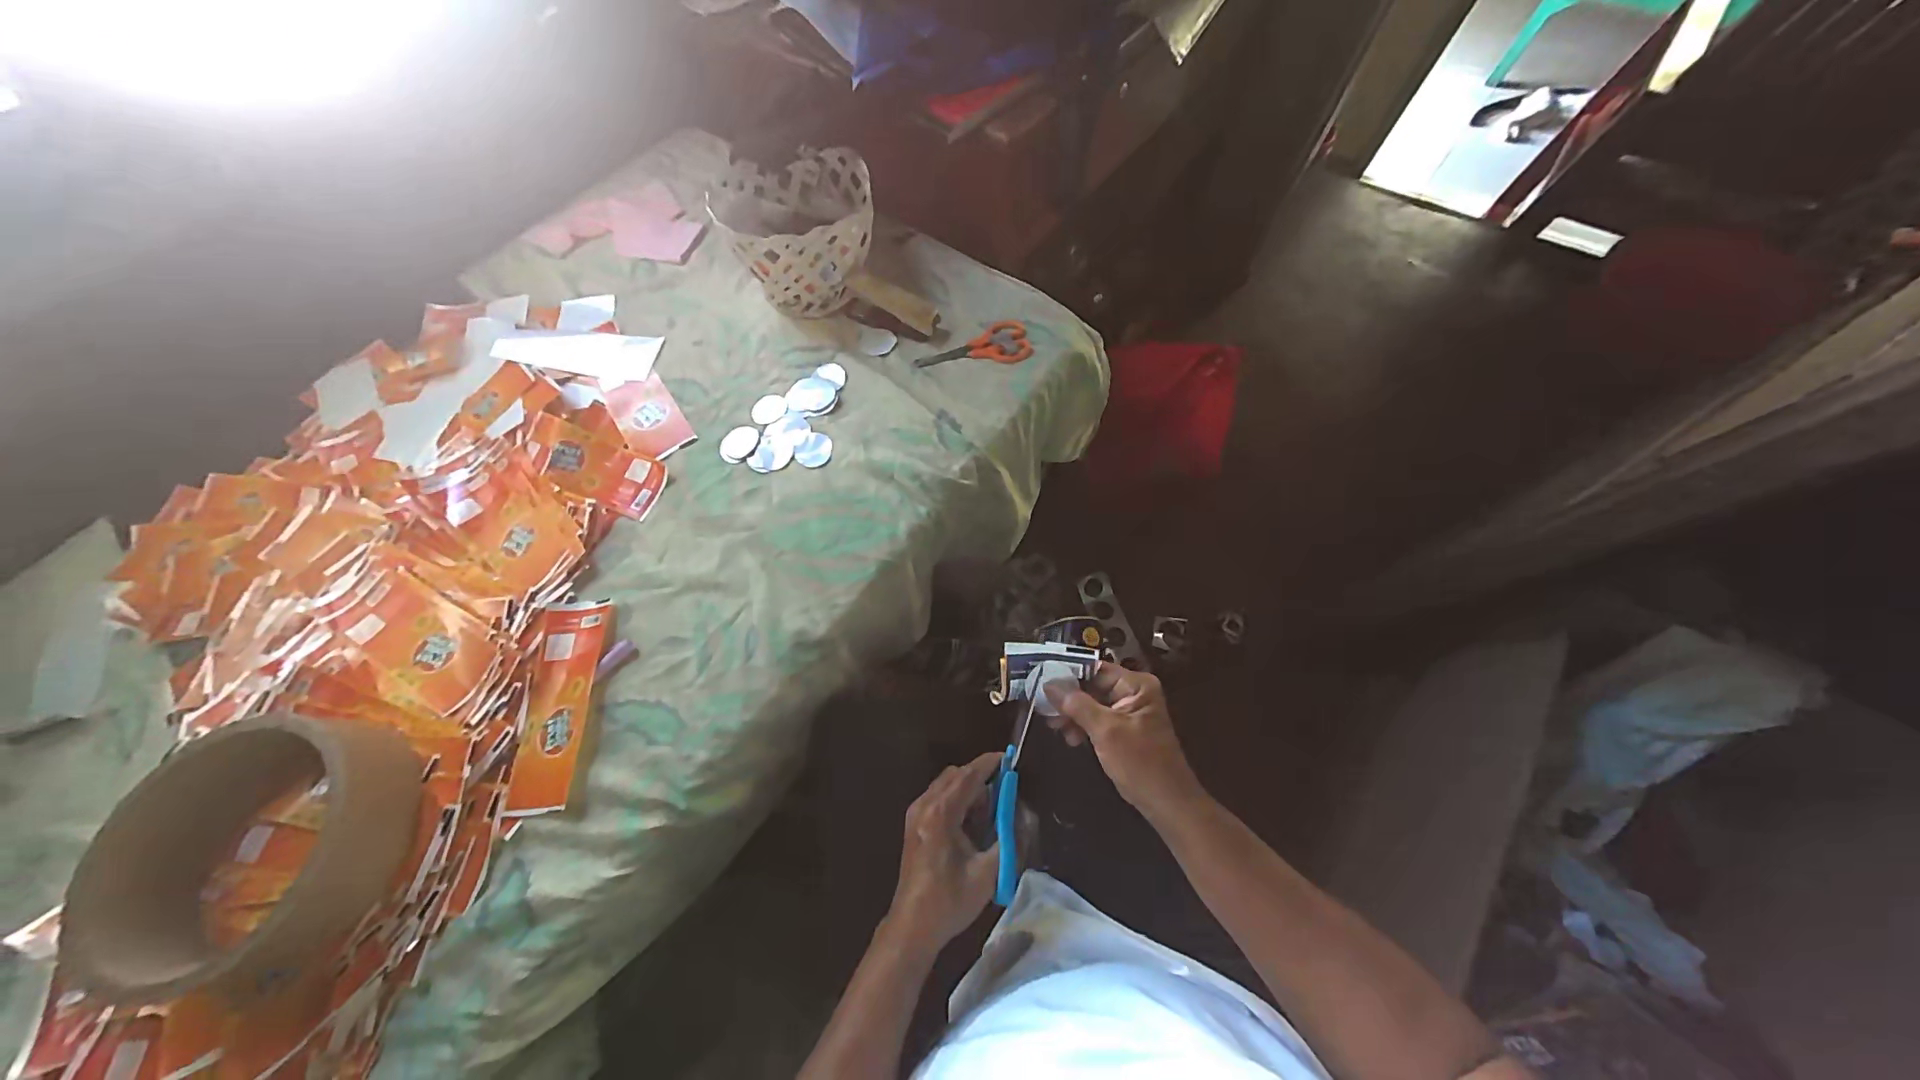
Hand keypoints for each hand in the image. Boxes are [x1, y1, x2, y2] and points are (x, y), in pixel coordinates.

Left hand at [886, 751, 1002, 949]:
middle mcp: (924, 805)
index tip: (1010, 758)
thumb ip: (1009, 838)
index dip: (990, 763)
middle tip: (1004, 796)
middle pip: (955, 776)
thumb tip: (1023, 815)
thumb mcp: (988, 872)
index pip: (968, 775)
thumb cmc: (950, 900)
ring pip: (946, 786)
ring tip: (989, 816)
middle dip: (981, 779)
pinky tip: (970, 825)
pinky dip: (957, 800)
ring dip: (969, 791)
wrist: (913, 926)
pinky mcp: (913, 825)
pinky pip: (938, 798)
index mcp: (941, 813)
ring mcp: (915, 814)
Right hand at [1045, 663, 1204, 815]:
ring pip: (1091, 704)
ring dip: (1073, 714)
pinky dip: (1083, 726)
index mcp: (1136, 685)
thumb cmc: (1140, 762)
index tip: (1041, 680)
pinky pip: (1097, 719)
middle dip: (1068, 698)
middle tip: (1044, 708)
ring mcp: (1128, 712)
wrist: (1166, 802)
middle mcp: (1133, 692)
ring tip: (1055, 727)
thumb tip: (1049, 683)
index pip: (1096, 668)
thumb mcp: (1105, 730)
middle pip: (1092, 686)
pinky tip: (1070, 737)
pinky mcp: (1123, 730)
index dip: (1068, 673)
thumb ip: (1076, 704)